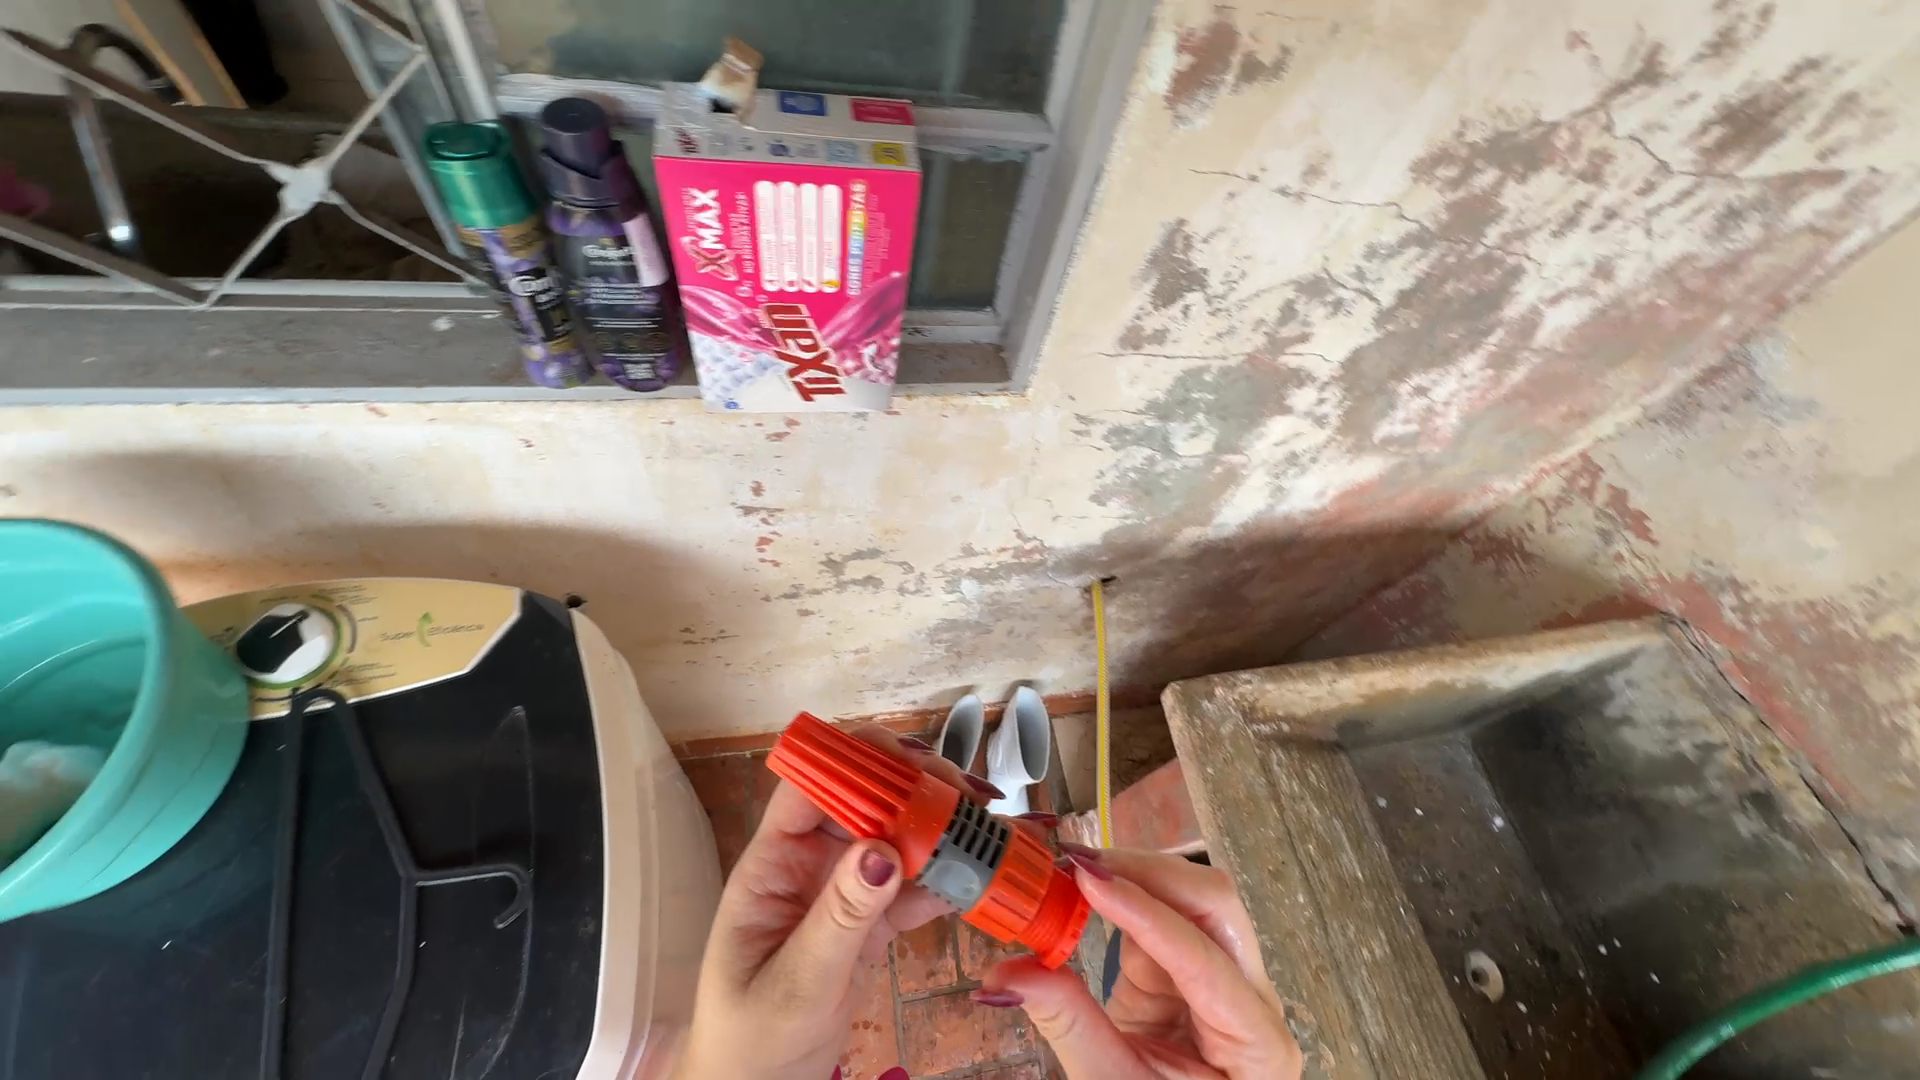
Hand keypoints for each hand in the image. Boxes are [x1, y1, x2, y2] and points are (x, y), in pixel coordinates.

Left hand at [672, 725, 1004, 1079]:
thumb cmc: (753, 1042)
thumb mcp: (794, 983)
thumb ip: (839, 918)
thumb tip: (881, 850)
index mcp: (774, 861)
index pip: (811, 787)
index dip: (856, 762)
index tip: (910, 762)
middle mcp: (811, 861)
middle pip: (864, 800)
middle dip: (912, 787)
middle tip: (962, 793)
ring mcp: (845, 886)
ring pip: (895, 835)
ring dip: (938, 825)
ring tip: (983, 824)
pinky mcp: (873, 916)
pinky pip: (914, 883)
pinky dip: (946, 874)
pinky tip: (979, 870)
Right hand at [976, 847, 1301, 1079]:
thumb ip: (1067, 1023)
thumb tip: (1002, 974)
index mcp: (1257, 1043)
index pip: (1202, 960)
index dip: (1143, 913)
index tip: (1085, 878)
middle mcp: (1252, 995)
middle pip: (1214, 906)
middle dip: (1147, 873)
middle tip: (1080, 865)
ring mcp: (1220, 969)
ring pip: (1190, 894)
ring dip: (1133, 872)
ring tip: (1074, 868)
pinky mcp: (1182, 959)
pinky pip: (1157, 908)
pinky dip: (1120, 889)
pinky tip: (1083, 884)